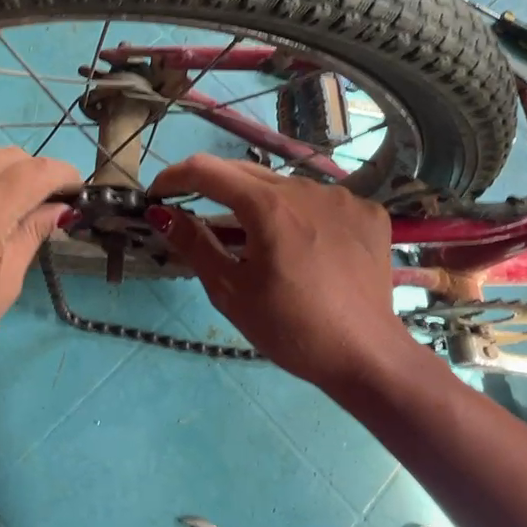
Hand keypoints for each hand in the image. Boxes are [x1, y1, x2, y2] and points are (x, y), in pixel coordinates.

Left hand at [0, 142, 80, 394]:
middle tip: (51, 199)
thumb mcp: (5, 284)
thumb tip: (60, 209)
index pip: (36, 172)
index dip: (64, 174)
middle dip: (37, 171)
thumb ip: (31, 235)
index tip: (78, 189)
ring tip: (17, 198)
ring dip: (7, 166)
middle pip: (10, 155)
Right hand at [147, 156, 416, 387]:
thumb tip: (161, 213)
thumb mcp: (231, 291)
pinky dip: (303, 217)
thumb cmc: (291, 329)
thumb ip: (195, 244)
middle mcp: (306, 187)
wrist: (367, 357)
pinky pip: (323, 202)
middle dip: (213, 188)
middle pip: (246, 173)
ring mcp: (342, 197)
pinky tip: (306, 249)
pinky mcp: (368, 213)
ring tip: (257, 242)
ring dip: (261, 204)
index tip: (158, 194)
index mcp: (268, 205)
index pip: (207, 170)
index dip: (175, 177)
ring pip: (286, 188)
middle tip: (195, 216)